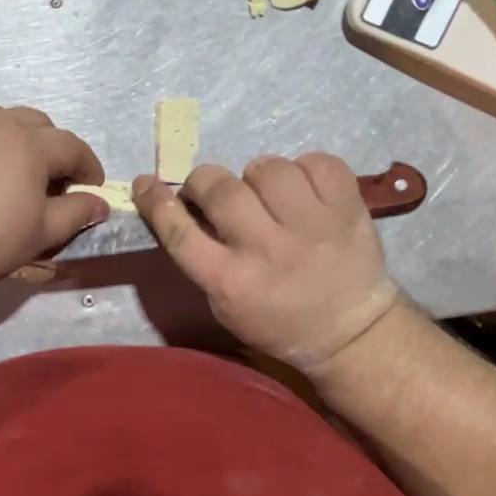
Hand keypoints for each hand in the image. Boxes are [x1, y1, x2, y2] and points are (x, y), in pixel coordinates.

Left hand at [0, 106, 110, 296]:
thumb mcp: (39, 235)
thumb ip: (75, 213)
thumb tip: (101, 202)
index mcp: (30, 144)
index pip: (72, 146)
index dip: (87, 166)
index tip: (90, 187)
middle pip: (37, 124)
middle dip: (52, 148)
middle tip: (50, 181)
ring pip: (0, 120)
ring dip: (14, 141)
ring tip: (9, 173)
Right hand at [133, 154, 397, 373]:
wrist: (350, 333)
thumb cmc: (277, 324)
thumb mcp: (227, 306)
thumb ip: (205, 261)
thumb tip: (186, 211)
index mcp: (230, 281)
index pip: (180, 231)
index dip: (156, 201)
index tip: (146, 183)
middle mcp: (267, 249)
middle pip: (219, 188)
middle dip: (205, 181)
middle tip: (210, 190)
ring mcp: (312, 226)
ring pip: (267, 168)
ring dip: (257, 175)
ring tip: (265, 193)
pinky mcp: (347, 208)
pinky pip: (316, 162)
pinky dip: (304, 169)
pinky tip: (303, 190)